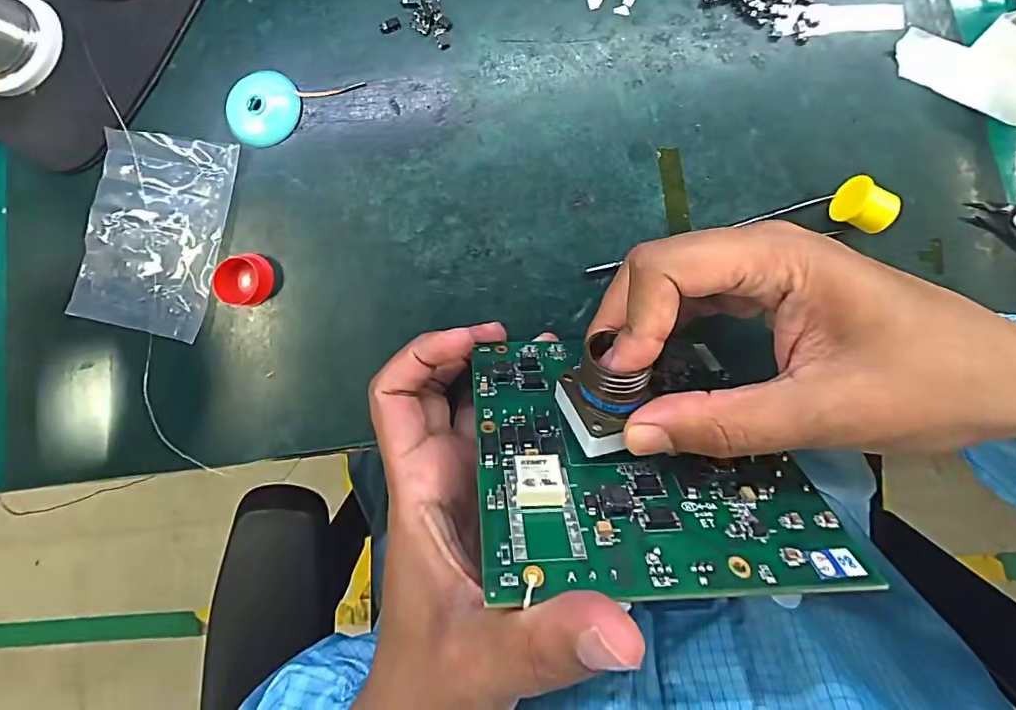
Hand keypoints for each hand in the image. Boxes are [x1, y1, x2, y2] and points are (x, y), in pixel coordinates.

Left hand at [356, 323, 643, 709]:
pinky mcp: (489, 506)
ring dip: (502, 383)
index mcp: (419, 488)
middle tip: (522, 345)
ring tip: (551, 364)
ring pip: (471, 413)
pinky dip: (524, 422)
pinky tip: (563, 418)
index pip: (393, 397)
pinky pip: (501, 447)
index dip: (421, 356)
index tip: (474, 343)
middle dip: (469, 356)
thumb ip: (545, 642)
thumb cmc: (433, 677)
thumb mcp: (488, 660)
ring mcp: (463, 488)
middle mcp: (438, 475)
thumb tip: (622, 627)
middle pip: (435, 391)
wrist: (425, 708)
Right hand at [591, 223, 1015, 457]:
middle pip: (656, 265)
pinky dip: (664, 326)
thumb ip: (726, 423)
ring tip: (621, 372)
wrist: (1012, 382)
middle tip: (610, 379)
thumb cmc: (932, 386)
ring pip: (667, 277)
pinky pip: (692, 295)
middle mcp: (755, 247)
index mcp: (774, 256)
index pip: (668, 265)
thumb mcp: (826, 413)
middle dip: (623, 318)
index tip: (624, 378)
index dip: (634, 319)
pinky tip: (657, 359)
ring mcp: (757, 264)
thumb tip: (637, 434)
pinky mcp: (761, 286)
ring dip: (636, 321)